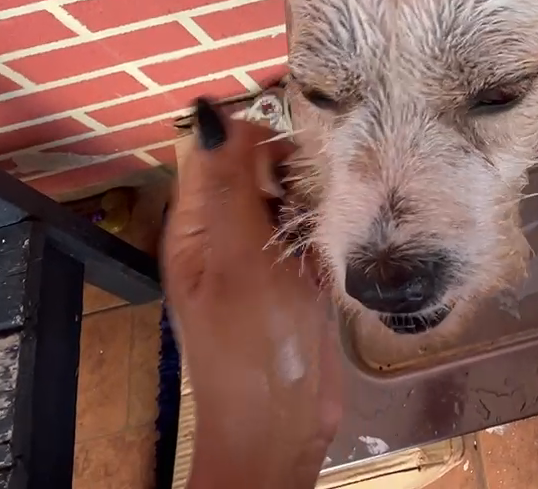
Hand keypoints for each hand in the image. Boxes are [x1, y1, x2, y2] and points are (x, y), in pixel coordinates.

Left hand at [161, 101, 342, 488]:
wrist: (283, 424)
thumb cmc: (254, 340)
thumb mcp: (237, 255)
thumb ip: (229, 184)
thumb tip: (211, 113)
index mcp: (197, 223)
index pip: (219, 149)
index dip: (258, 138)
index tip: (299, 153)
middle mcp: (225, 231)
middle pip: (258, 168)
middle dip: (291, 166)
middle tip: (320, 191)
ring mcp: (261, 253)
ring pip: (287, 195)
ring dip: (312, 195)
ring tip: (332, 215)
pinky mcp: (293, 272)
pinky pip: (307, 226)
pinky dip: (324, 222)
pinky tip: (341, 235)